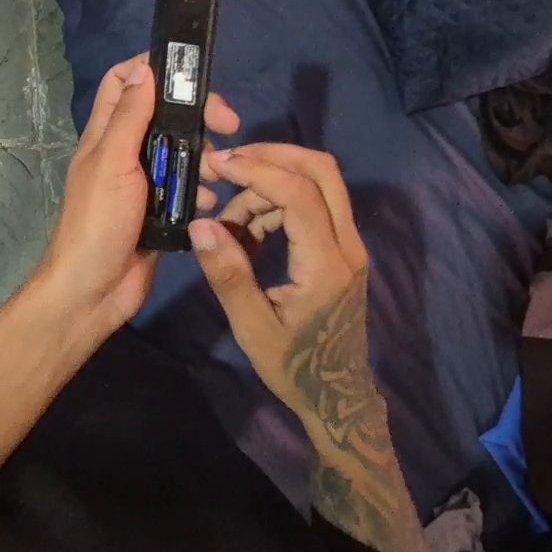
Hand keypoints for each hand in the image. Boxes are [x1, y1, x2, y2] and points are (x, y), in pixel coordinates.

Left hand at [27, 52, 239, 334]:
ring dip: (205, 158)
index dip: (152, 68)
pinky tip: (208, 203)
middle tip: (230, 125)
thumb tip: (144, 68)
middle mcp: (125, 153)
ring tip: (219, 174)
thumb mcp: (112, 163)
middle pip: (166, 116)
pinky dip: (201, 191)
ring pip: (183, 153)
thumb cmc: (97, 222)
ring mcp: (144, 183)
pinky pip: (188, 189)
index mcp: (106, 135)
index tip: (191, 72)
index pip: (124, 82)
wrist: (94, 291)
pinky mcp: (161, 211)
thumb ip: (128, 117)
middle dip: (198, 117)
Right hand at [187, 144, 369, 396]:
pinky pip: (315, 204)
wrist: (336, 394)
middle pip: (322, 171)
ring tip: (230, 217)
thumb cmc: (293, 366)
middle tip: (228, 164)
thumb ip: (228, 274)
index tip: (219, 165)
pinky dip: (279, 201)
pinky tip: (248, 230)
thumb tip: (201, 225)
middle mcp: (348, 246)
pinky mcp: (342, 249)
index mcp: (327, 266)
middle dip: (272, 156)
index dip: (258, 171)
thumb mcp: (251, 326)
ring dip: (272, 182)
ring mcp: (349, 245)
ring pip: (319, 183)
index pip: (299, 195)